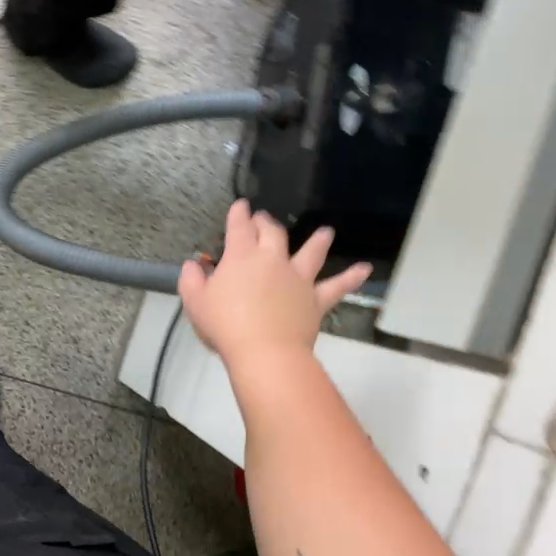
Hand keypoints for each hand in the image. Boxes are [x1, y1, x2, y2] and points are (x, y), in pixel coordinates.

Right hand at [177, 200, 370, 366]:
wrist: (264, 351)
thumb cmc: (224, 324)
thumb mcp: (195, 301)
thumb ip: (191, 279)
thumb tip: (193, 265)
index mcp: (241, 258)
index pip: (239, 228)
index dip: (239, 214)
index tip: (241, 205)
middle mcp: (272, 261)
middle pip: (272, 234)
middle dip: (266, 223)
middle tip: (263, 218)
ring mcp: (298, 278)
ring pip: (311, 253)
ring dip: (318, 241)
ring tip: (326, 232)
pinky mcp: (315, 299)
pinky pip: (336, 286)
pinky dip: (351, 277)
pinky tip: (364, 270)